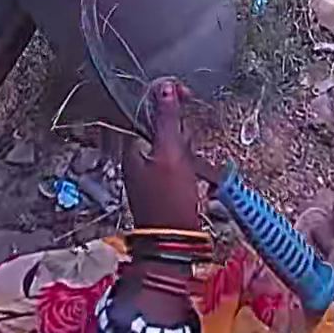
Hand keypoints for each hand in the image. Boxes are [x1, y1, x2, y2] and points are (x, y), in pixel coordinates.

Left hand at [123, 79, 201, 230]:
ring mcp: (152, 174)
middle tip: (188, 149)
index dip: (168, 99)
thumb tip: (165, 87)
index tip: (186, 94)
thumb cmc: (169, 200)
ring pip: (175, 146)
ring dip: (189, 151)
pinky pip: (180, 165)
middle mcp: (139, 158)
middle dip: (182, 133)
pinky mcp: (165, 187)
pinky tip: (199, 179)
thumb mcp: (171, 153)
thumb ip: (167, 119)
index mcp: (134, 147)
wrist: (176, 245)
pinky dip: (191, 167)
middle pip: (164, 128)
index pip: (150, 109)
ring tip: (195, 169)